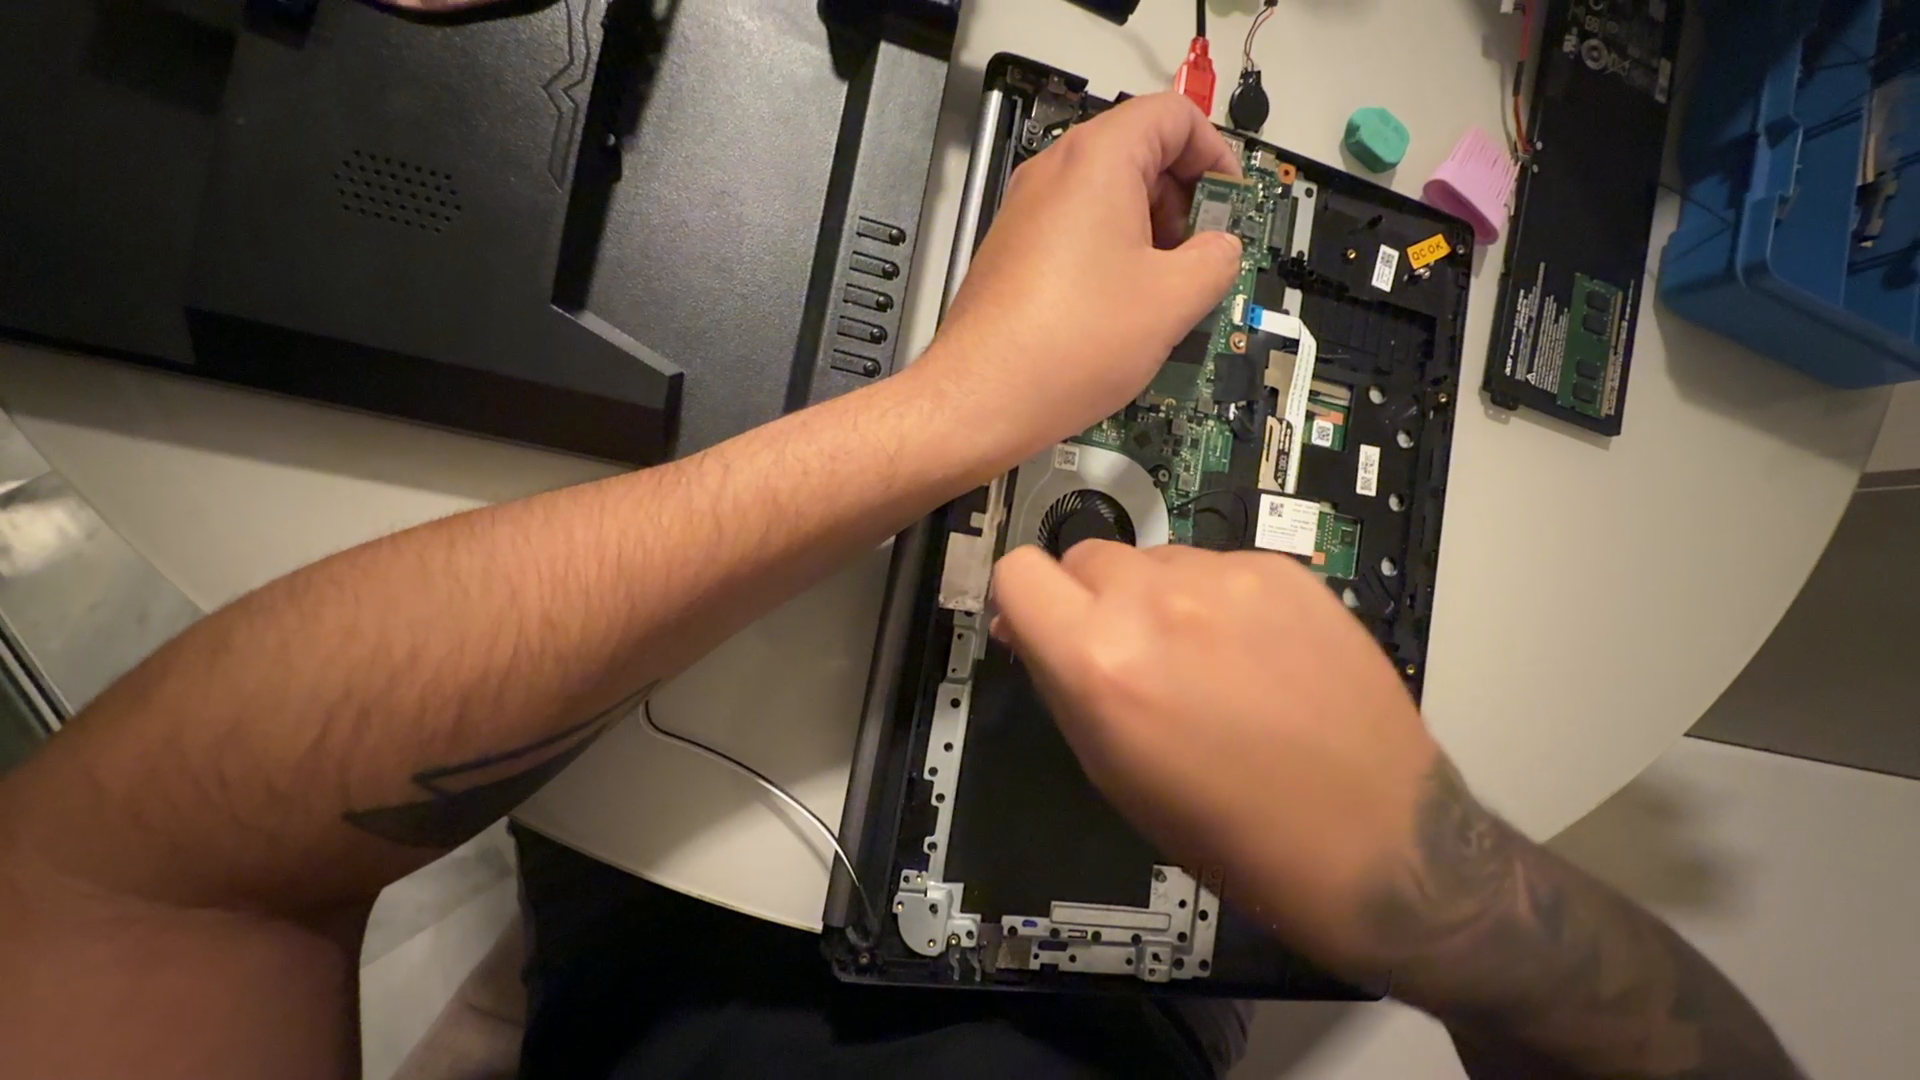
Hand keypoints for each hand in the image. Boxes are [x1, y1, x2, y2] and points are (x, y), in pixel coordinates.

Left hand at [919, 92, 1244, 462]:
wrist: (980, 400)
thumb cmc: (1067, 346)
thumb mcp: (1172, 302)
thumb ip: (1218, 260)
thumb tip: (1221, 250)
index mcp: (1096, 161)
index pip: (1173, 115)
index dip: (1215, 154)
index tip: (1230, 204)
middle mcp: (1052, 175)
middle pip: (1139, 157)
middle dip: (1183, 203)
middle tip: (1201, 259)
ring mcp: (1025, 216)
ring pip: (1106, 203)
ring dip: (1148, 238)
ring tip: (1164, 297)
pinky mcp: (1011, 256)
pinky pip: (1075, 238)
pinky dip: (1110, 260)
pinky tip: (1121, 314)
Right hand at [990, 541, 1440, 975]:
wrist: (1370, 838)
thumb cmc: (1221, 826)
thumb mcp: (1107, 768)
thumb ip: (1060, 681)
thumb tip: (1028, 628)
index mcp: (1098, 660)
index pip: (1017, 572)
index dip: (1022, 600)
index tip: (1042, 625)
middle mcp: (1155, 601)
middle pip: (1083, 556)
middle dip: (1091, 598)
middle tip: (1130, 651)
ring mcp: (1225, 578)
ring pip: (1152, 558)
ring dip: (1155, 596)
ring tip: (1204, 658)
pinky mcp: (1284, 571)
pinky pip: (1216, 564)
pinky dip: (1216, 598)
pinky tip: (1254, 652)